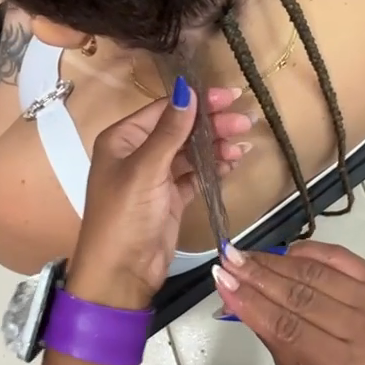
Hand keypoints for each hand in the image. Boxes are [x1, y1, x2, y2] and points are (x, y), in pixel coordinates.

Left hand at [69, 80, 252, 308]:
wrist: (120, 274)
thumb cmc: (124, 217)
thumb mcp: (146, 170)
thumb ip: (170, 131)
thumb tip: (187, 90)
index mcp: (122, 139)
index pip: (165, 110)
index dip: (197, 102)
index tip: (229, 97)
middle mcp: (137, 153)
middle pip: (181, 129)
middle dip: (212, 125)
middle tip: (244, 122)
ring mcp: (155, 177)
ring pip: (191, 152)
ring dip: (216, 147)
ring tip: (243, 145)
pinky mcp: (170, 198)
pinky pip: (195, 175)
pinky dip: (213, 168)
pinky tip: (232, 162)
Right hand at [215, 242, 364, 364]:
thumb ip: (271, 336)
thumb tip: (234, 295)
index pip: (288, 329)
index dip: (251, 302)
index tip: (221, 280)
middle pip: (300, 297)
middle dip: (257, 276)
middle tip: (227, 260)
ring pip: (314, 274)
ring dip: (274, 261)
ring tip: (245, 255)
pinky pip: (336, 257)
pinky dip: (305, 251)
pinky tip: (282, 251)